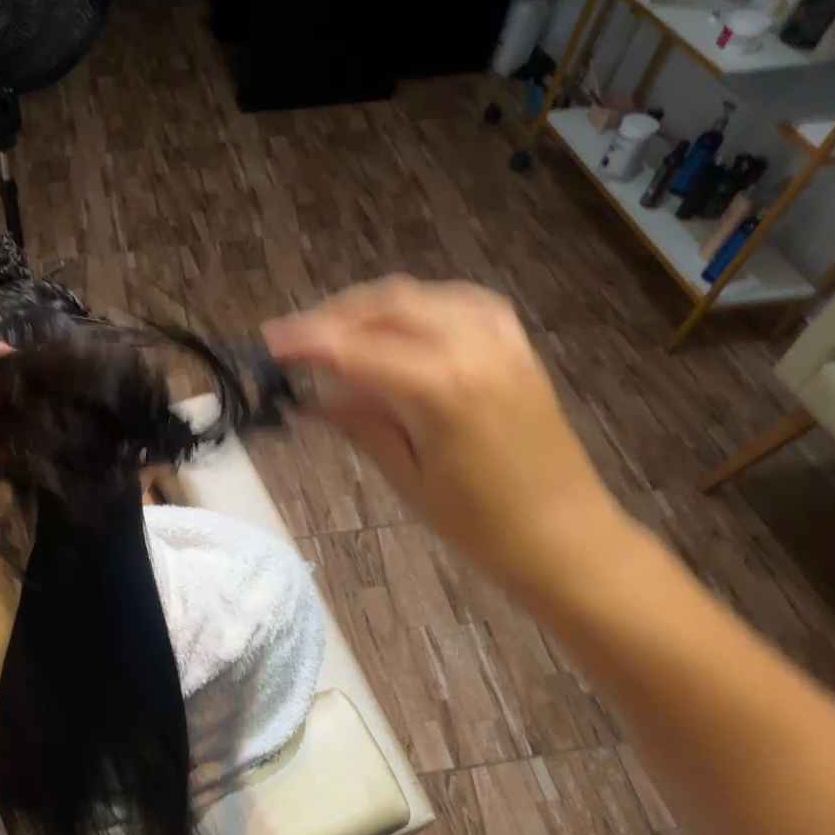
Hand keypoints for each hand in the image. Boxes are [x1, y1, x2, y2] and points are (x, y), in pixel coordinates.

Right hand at [264, 277, 627, 594]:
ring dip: (372, 308)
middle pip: (386, 305)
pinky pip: (458, 302)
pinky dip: (418, 307)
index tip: (268, 341)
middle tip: (295, 340)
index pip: (355, 348)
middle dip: (334, 316)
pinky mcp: (516, 345)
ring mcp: (500, 339)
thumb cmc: (481, 526)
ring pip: (421, 296)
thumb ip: (361, 425)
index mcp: (440, 387)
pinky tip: (399, 327)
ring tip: (337, 334)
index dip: (306, 341)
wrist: (566, 538)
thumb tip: (312, 399)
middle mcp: (472, 346)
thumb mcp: (409, 479)